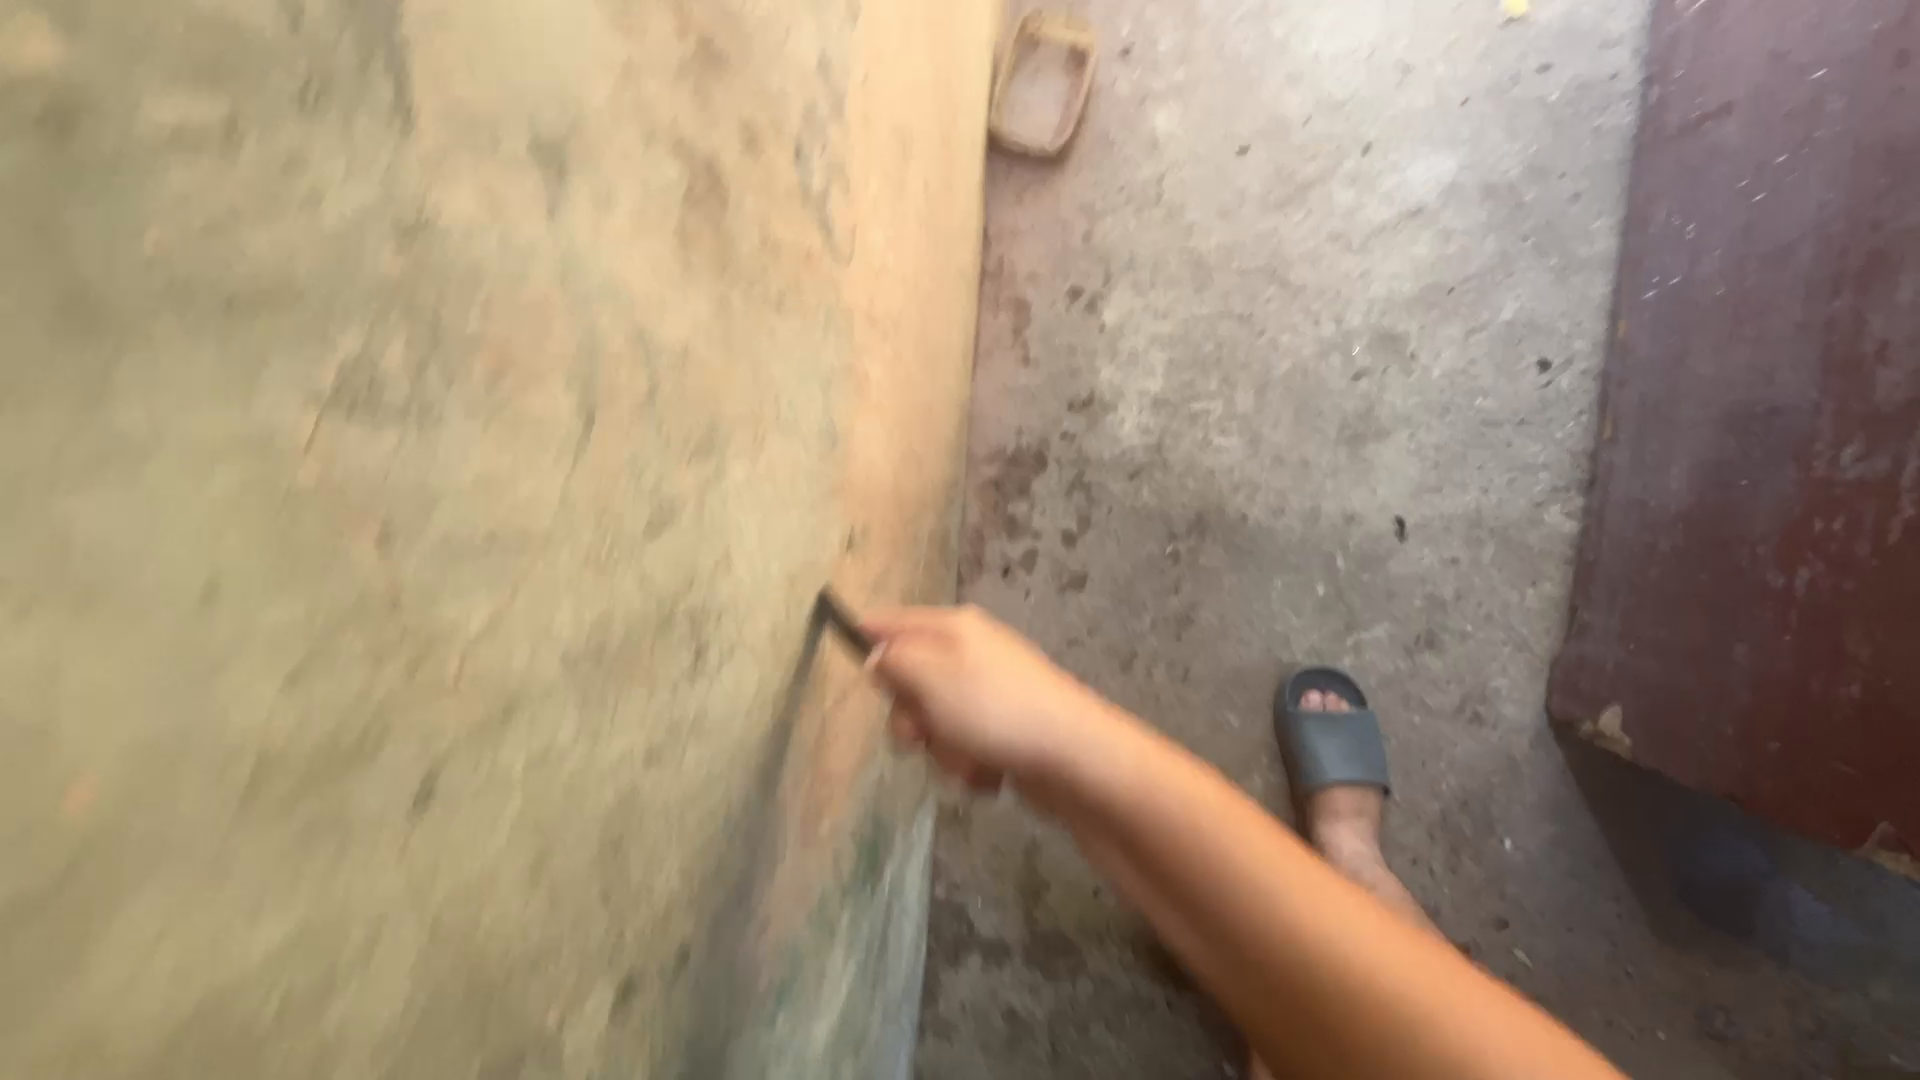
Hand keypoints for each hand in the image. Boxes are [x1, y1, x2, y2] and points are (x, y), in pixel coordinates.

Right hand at [861, 605, 1111, 790]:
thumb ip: (893, 660)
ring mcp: (990, 691)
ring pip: (935, 721)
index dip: (871, 651)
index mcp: (952, 627)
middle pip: (910, 681)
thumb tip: (877, 656)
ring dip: (942, 749)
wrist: (1074, 756)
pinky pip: (965, 745)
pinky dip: (970, 763)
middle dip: (911, 717)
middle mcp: (970, 652)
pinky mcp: (1005, 728)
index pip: (891, 623)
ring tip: (968, 759)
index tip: (869, 686)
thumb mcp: (929, 675)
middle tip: (922, 734)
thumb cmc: (994, 710)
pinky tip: (989, 773)